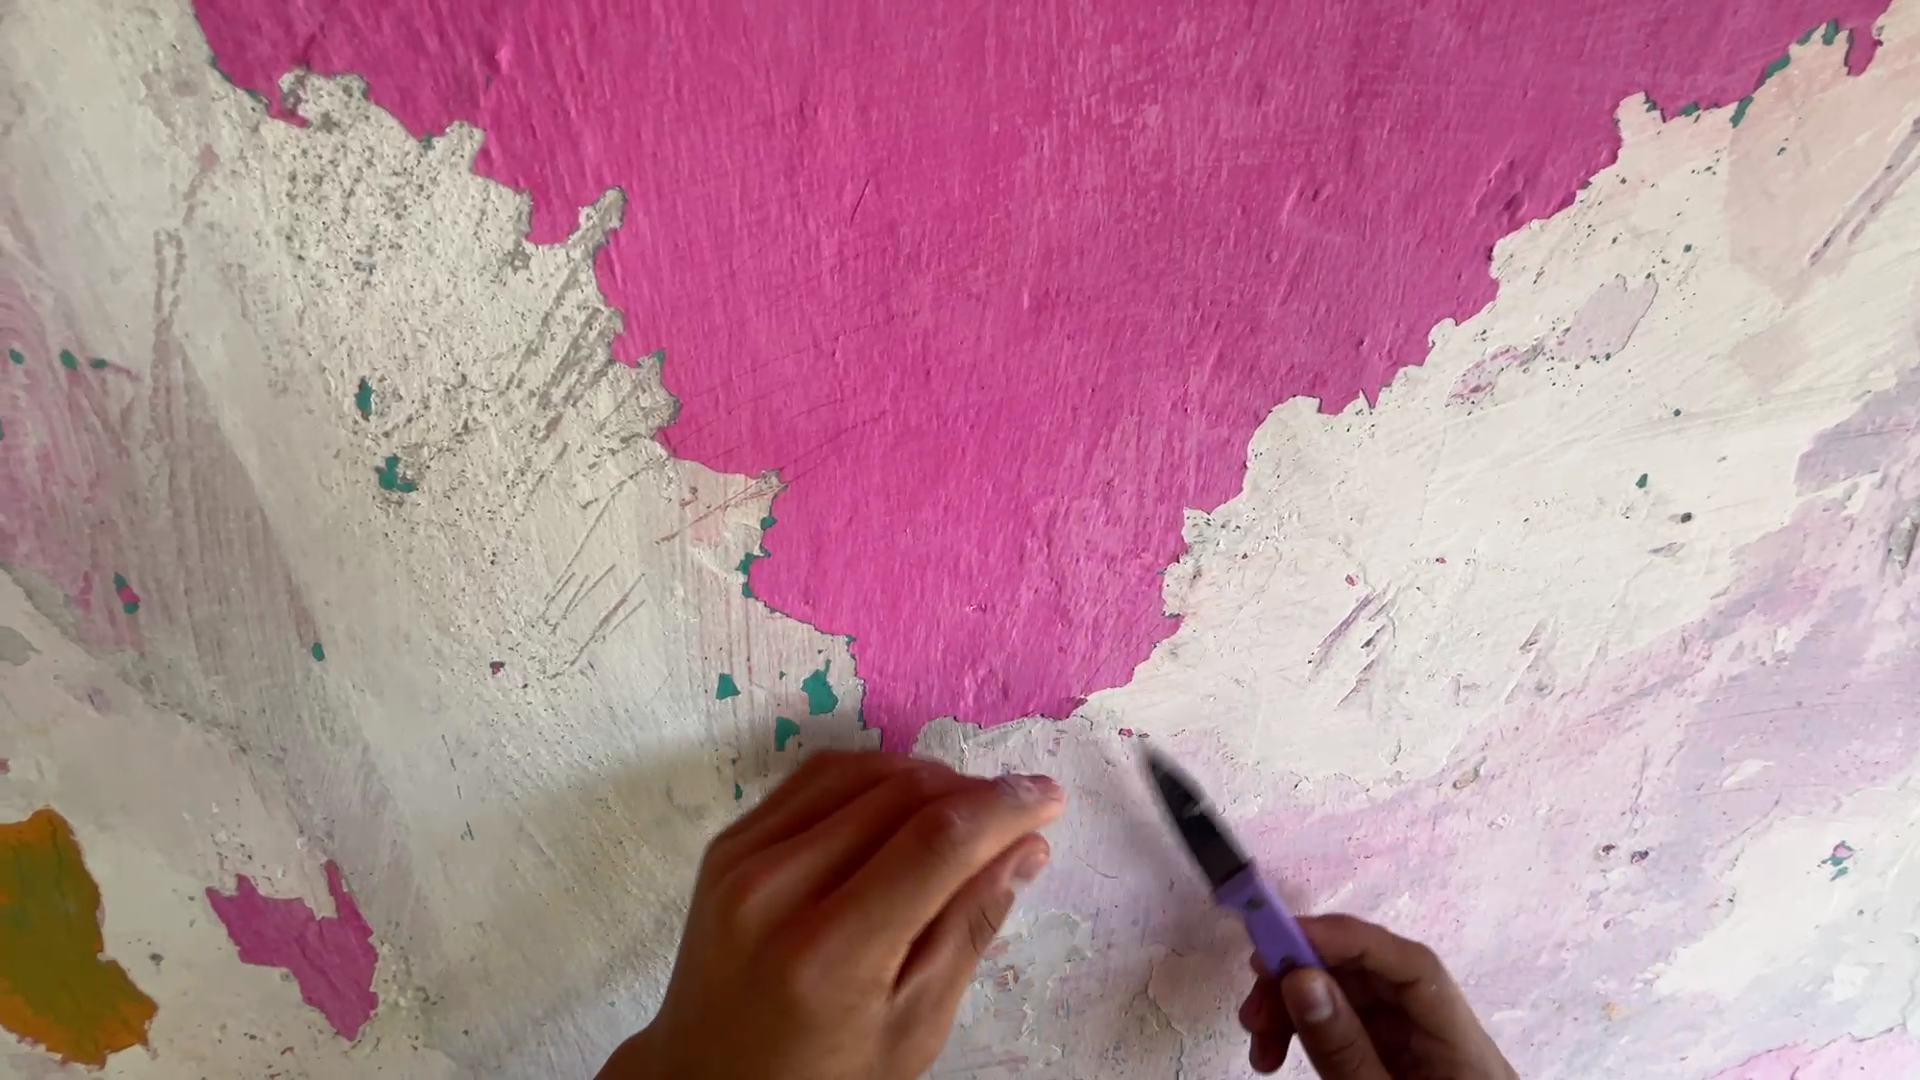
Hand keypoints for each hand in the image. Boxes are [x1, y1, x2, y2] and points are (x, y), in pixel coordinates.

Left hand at [596, 751, 1064, 1079]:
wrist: (704, 1079)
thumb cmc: (823, 1076)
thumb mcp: (912, 1028)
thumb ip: (970, 927)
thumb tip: (1028, 845)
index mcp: (829, 956)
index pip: (936, 844)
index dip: (1003, 808)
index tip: (1050, 796)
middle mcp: (777, 889)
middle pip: (902, 796)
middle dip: (973, 792)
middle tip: (1011, 813)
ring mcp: (744, 856)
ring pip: (864, 771)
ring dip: (928, 776)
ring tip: (963, 807)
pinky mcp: (731, 840)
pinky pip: (819, 775)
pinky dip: (875, 773)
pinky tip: (902, 797)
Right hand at [1238, 915, 1515, 1078]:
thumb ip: (1345, 1050)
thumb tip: (1300, 977)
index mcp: (1465, 1051)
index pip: (1410, 966)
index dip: (1346, 938)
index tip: (1282, 937)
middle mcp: (1442, 1037)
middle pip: (1368, 975)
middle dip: (1302, 974)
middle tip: (1254, 996)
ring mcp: (1415, 1049)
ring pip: (1345, 994)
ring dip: (1292, 1002)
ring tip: (1258, 1040)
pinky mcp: (1390, 1060)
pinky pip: (1340, 1021)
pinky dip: (1301, 1026)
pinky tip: (1273, 1051)